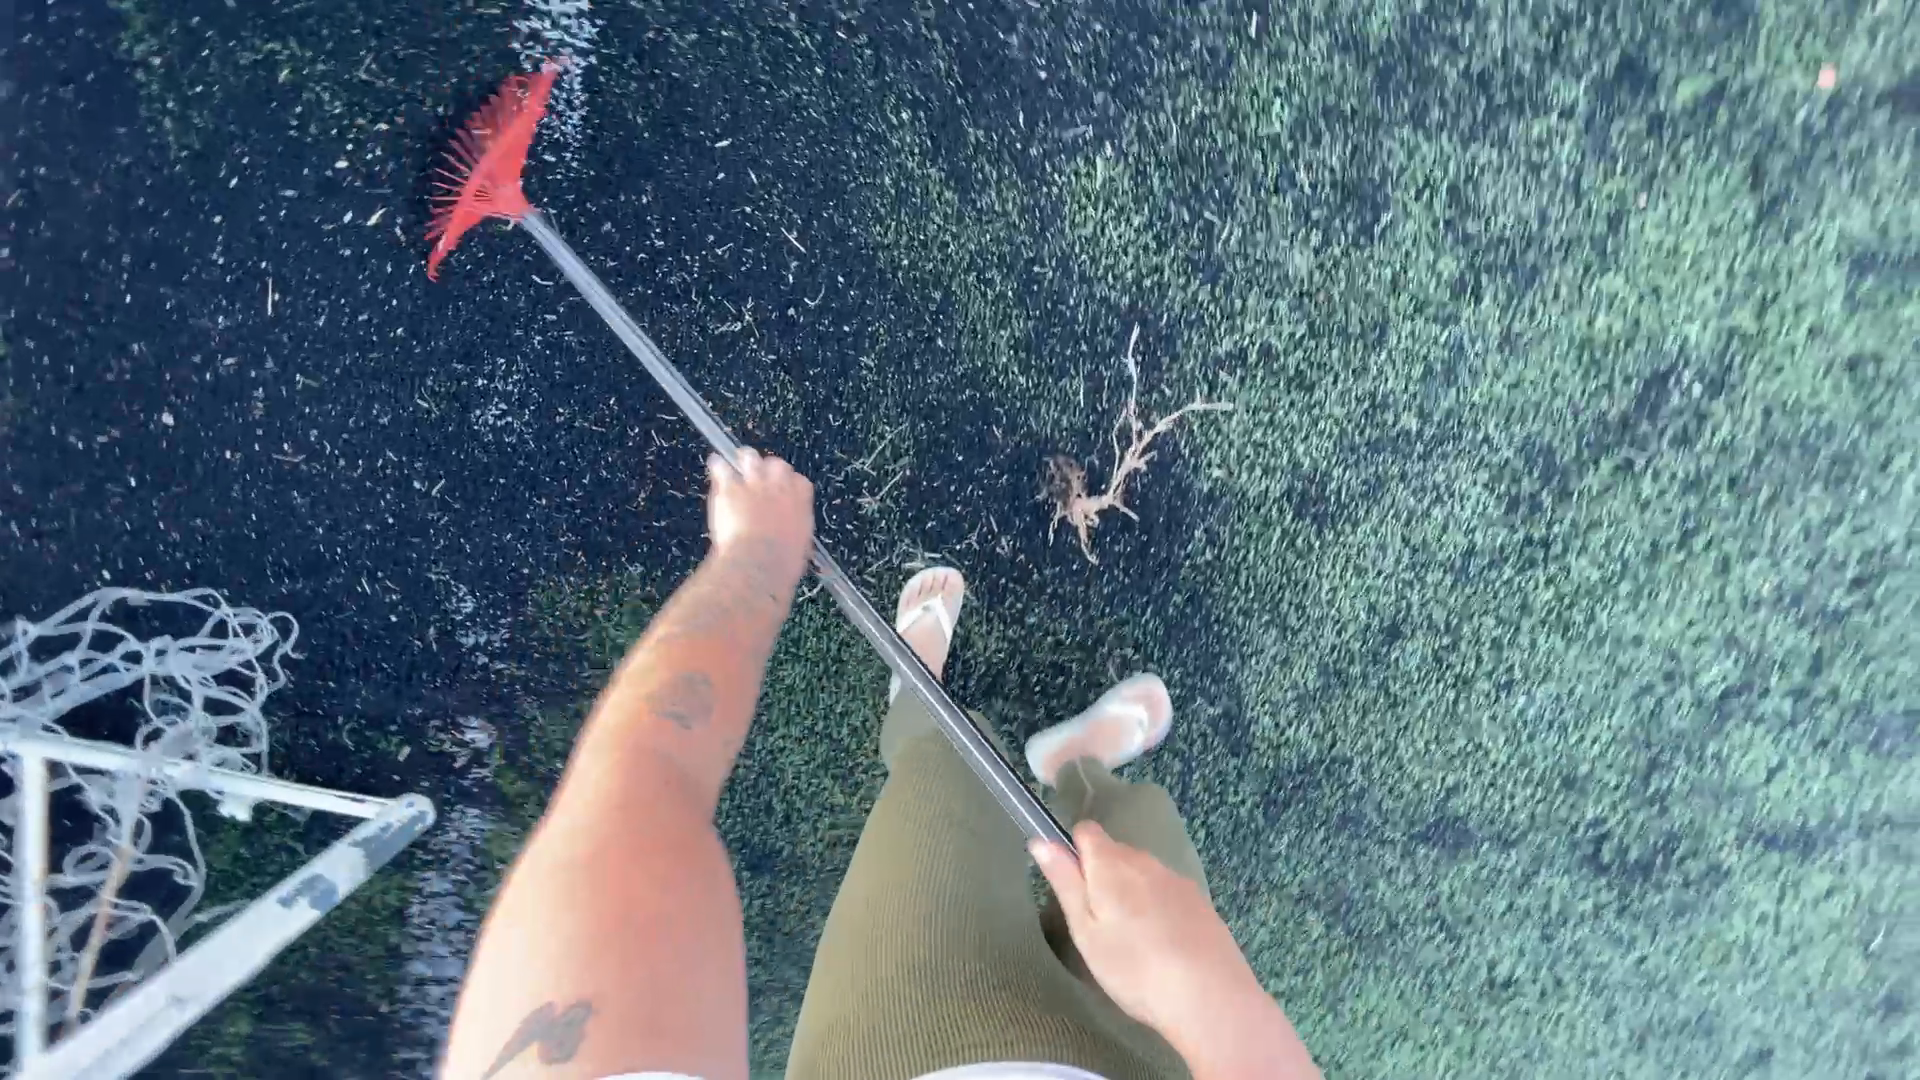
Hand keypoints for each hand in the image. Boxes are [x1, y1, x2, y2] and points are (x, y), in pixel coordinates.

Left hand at [705, 448, 814, 588]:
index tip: (782, 492)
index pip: (798, 480)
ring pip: (750, 457)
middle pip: (776, 464)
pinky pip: (722, 466)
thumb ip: (794, 528)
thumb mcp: (800, 545)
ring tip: (736, 464)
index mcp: (801, 498)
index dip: (788, 485)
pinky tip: (715, 465)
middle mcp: (779, 484)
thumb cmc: (783, 560)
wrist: (759, 561)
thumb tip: (791, 533)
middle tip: (759, 478)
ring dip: (744, 461)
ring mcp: (754, 483)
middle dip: (768, 469)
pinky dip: (718, 465)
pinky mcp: (730, 487)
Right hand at [1031, 822, 1318, 1079]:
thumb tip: (1040, 840)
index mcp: (1110, 862)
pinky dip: (1159, 909)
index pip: (1086, 830)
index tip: (1074, 886)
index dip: (1075, 851)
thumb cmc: (1134, 966)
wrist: (1211, 997)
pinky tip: (1164, 947)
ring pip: (1142, 874)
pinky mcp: (1200, 901)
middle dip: (1103, 877)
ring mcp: (1176, 878)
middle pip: (1115, 853)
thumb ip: (1064, 881)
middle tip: (1100, 925)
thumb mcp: (1086, 930)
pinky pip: (1167, 893)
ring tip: (1133, 942)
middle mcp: (1144, 859)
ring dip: (1132, 893)